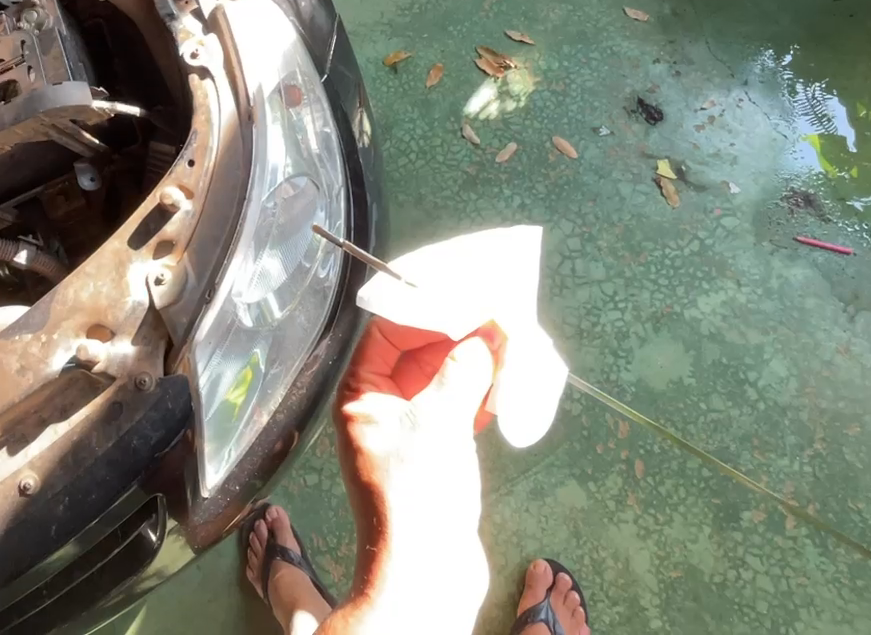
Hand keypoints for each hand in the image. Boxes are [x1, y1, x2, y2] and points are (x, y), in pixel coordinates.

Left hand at [323, 318, 500, 633]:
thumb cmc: (419, 494)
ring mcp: (407, 428)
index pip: (388, 330)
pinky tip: (505, 382)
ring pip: (440, 378)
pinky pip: (454, 406)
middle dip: (457, 334)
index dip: (426, 308)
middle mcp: (379, 404)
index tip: (464, 294)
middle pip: (418, 351)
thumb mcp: (440, 422)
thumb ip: (462, 370)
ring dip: (473, 362)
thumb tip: (485, 334)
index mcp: (361, 392)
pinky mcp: (433, 451)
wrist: (428, 577)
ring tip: (508, 343)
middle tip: (496, 317)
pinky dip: (479, 392)